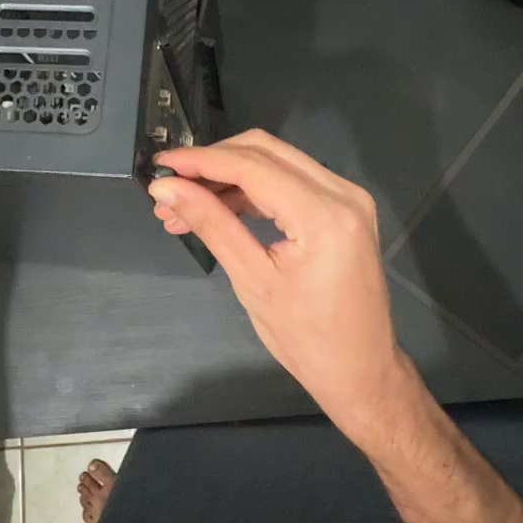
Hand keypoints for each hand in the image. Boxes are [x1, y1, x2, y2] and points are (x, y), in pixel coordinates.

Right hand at [147, 130, 416, 430]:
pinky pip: (291, 182)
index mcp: (323, 214)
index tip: (160, 165)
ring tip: (183, 207)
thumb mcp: (253, 281)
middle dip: (212, 165)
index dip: (201, 161)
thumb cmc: (307, 338)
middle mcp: (342, 193)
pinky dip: (252, 192)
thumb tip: (166, 188)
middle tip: (169, 189)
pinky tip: (217, 210)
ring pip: (276, 162)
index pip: (252, 165)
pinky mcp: (344, 209)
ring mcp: (347, 198)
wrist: (361, 370)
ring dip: (228, 178)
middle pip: (265, 152)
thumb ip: (211, 224)